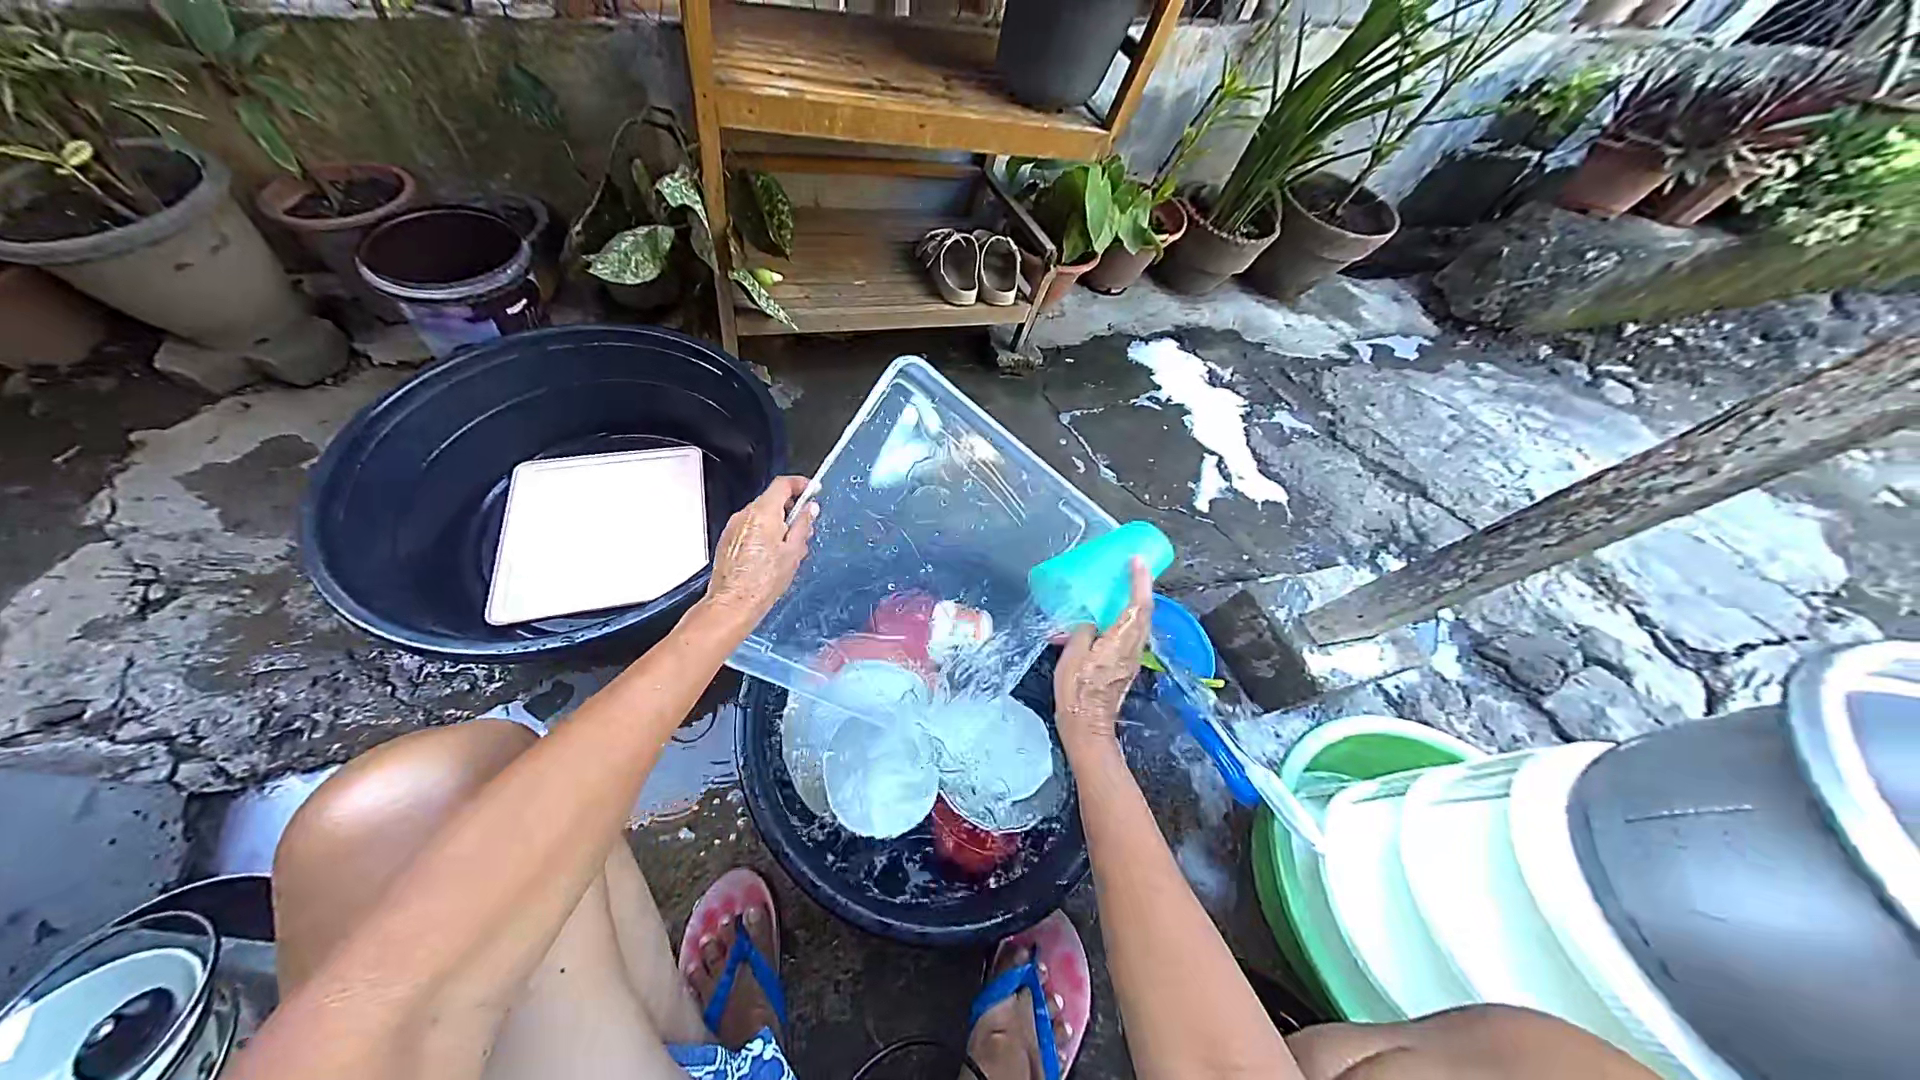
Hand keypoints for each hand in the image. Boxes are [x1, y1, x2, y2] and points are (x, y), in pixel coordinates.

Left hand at [700, 476, 816, 634]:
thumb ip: (803, 525)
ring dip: (777, 523)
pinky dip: (763, 533)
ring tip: (788, 547)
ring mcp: (734, 526)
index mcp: (763, 513)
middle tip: (805, 526)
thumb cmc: (763, 581)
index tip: (812, 490)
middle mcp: (745, 515)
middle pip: (772, 499)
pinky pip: (750, 527)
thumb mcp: (794, 551)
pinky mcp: (728, 539)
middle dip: (790, 509)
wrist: (734, 602)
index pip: (783, 484)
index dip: (801, 484)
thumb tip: (810, 509)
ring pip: (761, 514)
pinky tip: (771, 555)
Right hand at [1053, 556, 1152, 759]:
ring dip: (1135, 603)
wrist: (1086, 725)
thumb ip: (1084, 630)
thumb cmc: (1077, 691)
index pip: (1138, 604)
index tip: (1137, 560)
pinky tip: (1108, 616)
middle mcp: (1132, 648)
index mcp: (1120, 641)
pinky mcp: (1125, 666)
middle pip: (1145, 612)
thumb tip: (1091, 622)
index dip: (1140, 580)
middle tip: (1134, 568)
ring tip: (1122, 588)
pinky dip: (1125, 618)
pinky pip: (1130, 634)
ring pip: (1139, 623)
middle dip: (1142, 587)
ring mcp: (1131, 658)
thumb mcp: (1072, 654)